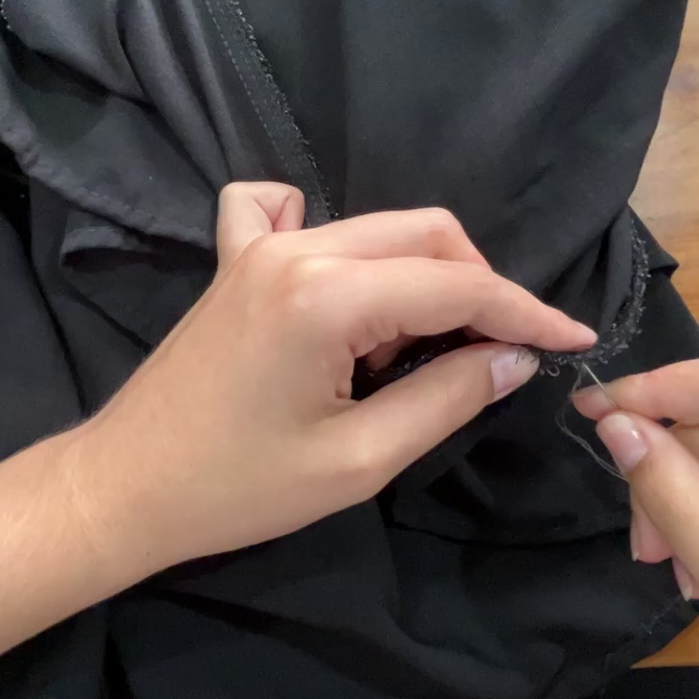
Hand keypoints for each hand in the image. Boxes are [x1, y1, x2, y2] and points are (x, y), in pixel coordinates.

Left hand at [51, 182, 595, 573]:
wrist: (127, 485)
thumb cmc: (238, 488)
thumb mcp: (358, 461)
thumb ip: (445, 399)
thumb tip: (511, 357)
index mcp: (326, 296)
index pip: (457, 284)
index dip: (526, 311)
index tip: (571, 338)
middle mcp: (295, 248)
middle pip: (422, 234)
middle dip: (477, 285)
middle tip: (495, 350)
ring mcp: (256, 245)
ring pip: (373, 228)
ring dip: (417, 274)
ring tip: (414, 348)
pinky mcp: (232, 259)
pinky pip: (283, 210)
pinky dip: (328, 231)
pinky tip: (334, 278)